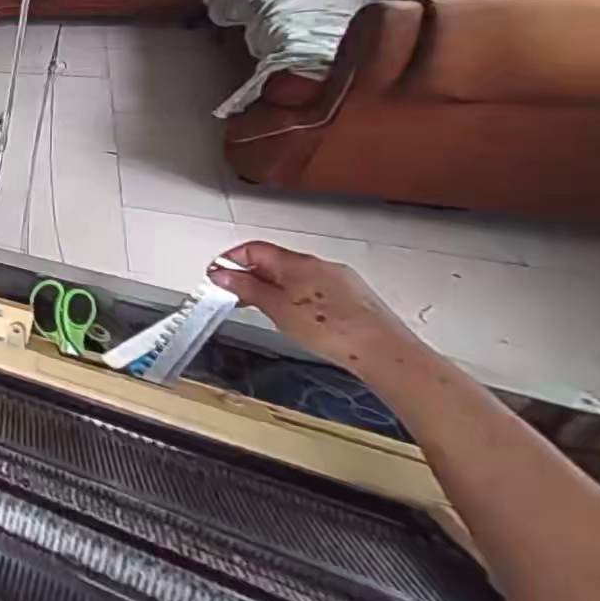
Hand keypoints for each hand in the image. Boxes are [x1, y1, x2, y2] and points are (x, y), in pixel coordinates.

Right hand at [208, 241, 423, 374]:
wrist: (383, 352)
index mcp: (298, 263)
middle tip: (232, 292)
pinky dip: (293, 295)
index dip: (231, 259)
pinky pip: (312, 287)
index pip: (254, 249)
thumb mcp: (276, 308)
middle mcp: (319, 265)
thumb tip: (223, 274)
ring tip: (261, 307)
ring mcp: (338, 279)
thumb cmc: (334, 330)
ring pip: (293, 275)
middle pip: (274, 261)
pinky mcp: (351, 296)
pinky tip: (294, 316)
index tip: (216, 273)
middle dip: (249, 274)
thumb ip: (247, 288)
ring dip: (271, 286)